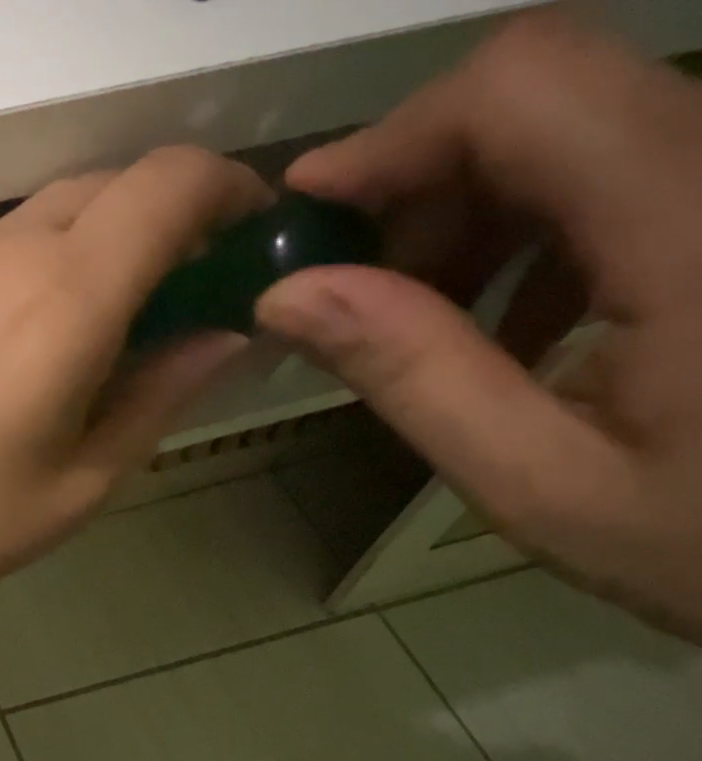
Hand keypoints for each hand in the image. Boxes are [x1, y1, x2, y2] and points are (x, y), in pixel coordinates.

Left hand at [0, 147, 268, 634]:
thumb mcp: (83, 479)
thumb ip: (163, 391)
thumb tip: (221, 334)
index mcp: (62, 294)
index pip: (168, 181)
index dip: (220, 191)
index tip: (233, 237)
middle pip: (95, 189)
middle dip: (144, 225)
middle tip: (147, 298)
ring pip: (18, 225)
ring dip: (57, 257)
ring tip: (39, 342)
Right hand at [256, 12, 701, 637]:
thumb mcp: (547, 483)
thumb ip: (415, 377)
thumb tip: (286, 294)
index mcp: (693, 229)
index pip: (521, 90)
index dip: (395, 133)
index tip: (311, 213)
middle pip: (544, 95)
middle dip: (423, 183)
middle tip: (365, 290)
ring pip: (583, 124)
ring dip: (475, 209)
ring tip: (438, 319)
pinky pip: (635, 165)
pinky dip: (544, 225)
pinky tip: (528, 320)